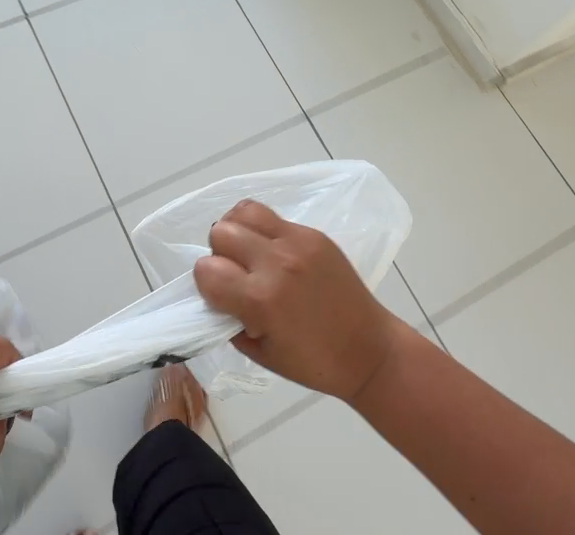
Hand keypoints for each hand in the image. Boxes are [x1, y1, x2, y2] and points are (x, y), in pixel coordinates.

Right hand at [193, 199, 401, 402]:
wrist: (369, 350)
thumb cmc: (314, 363)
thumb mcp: (260, 353)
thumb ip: (230, 320)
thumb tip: (215, 293)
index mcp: (261, 300)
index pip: (205, 270)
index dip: (207, 285)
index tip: (221, 297)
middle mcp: (277, 263)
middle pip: (221, 232)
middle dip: (219, 255)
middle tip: (236, 275)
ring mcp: (298, 243)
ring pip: (244, 211)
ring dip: (238, 231)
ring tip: (250, 254)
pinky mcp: (314, 235)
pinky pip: (273, 217)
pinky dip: (263, 231)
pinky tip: (274, 253)